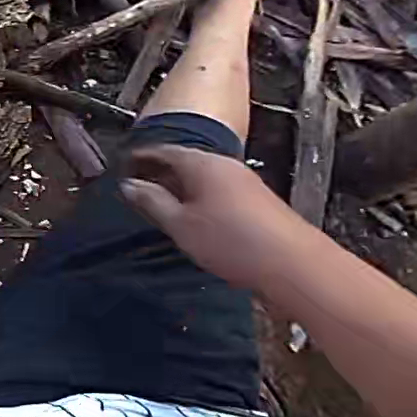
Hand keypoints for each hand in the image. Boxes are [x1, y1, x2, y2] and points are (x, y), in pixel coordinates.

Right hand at [118, 144, 318, 292]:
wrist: (296, 266)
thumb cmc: (231, 241)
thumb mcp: (179, 223)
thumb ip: (151, 201)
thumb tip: (129, 185)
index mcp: (202, 164)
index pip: (162, 150)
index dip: (139, 157)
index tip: (120, 168)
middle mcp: (224, 165)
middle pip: (182, 161)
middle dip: (157, 172)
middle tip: (133, 187)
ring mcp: (243, 182)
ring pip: (200, 177)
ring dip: (177, 187)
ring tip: (156, 204)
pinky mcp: (255, 201)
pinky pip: (215, 190)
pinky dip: (195, 197)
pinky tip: (188, 216)